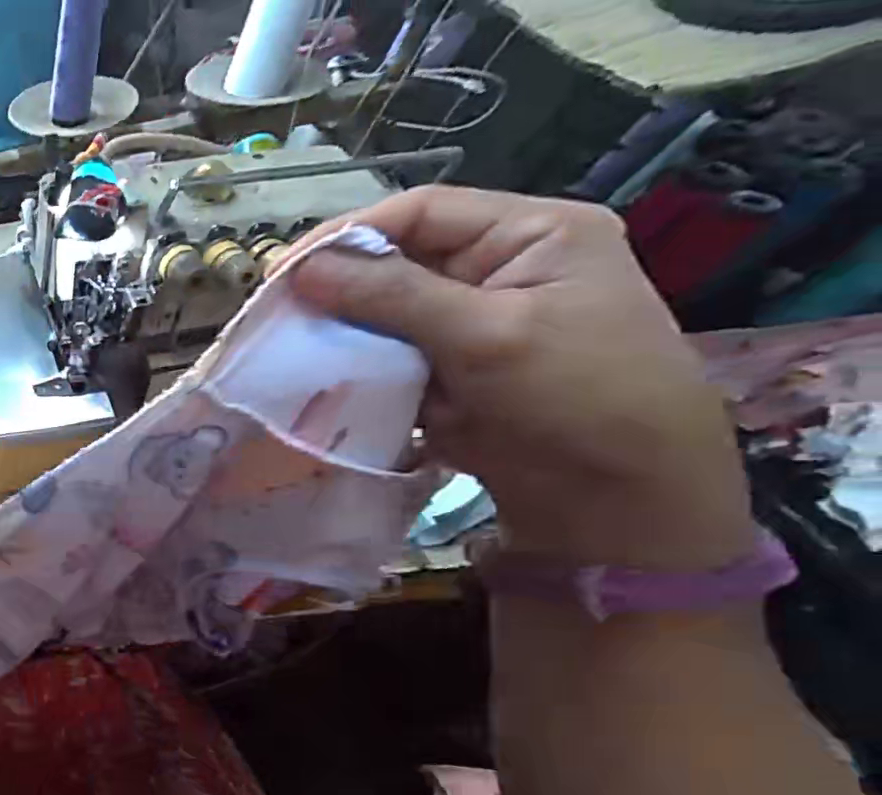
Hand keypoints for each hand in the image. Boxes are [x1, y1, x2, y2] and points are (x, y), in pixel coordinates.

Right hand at [290, 186, 754, 570]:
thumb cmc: (572, 393)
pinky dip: (349, 362)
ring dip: (336, 327)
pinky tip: (314, 372)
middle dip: (334, 285)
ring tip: (283, 343)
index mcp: (529, 234)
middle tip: (274, 311)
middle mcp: (492, 270)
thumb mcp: (485, 333)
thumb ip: (392, 295)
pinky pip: (382, 354)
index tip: (284, 271)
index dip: (349, 235)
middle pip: (395, 261)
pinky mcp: (439, 370)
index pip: (422, 213)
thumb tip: (303, 269)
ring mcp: (463, 323)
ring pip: (380, 311)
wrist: (609, 491)